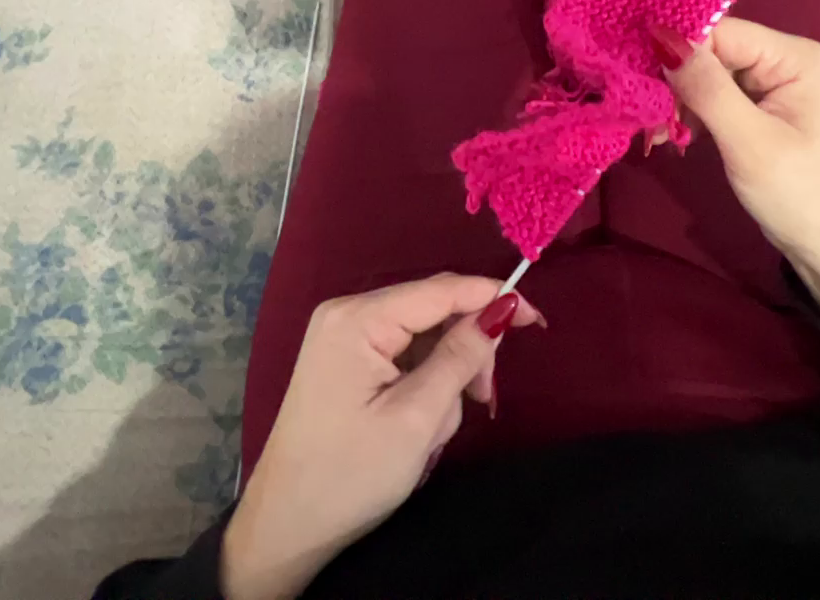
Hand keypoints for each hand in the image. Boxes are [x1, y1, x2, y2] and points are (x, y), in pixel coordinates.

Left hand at [221, 275, 542, 599]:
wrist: (284, 528)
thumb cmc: (349, 475)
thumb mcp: (416, 419)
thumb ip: (461, 357)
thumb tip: (503, 308)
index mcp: (358, 319)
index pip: (441, 290)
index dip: (492, 297)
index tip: (535, 318)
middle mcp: (349, 312)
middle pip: (433, 310)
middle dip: (464, 351)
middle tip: (481, 398)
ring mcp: (345, 334)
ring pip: (424, 335)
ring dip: (445, 375)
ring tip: (435, 428)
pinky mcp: (348, 357)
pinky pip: (405, 352)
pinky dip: (425, 382)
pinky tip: (421, 419)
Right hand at [654, 16, 819, 320]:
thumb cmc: (801, 196)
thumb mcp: (749, 143)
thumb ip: (706, 89)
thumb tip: (660, 36)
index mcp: (795, 56)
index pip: (721, 30)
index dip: (676, 47)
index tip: (636, 74)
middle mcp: (785, 59)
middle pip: (712, 50)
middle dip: (675, 79)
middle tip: (646, 117)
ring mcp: (773, 84)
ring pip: (708, 74)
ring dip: (679, 101)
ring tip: (660, 136)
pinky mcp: (761, 108)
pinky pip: (715, 96)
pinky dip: (692, 115)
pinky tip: (675, 138)